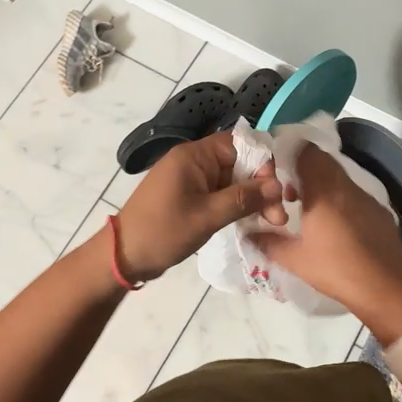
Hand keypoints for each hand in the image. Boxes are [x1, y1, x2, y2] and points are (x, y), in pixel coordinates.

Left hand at [114, 134, 286, 282]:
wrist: (122, 256)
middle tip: (279, 216)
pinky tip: (252, 222)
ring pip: (232, 180)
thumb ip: (243, 199)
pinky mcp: (189, 196)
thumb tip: (277, 186)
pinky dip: (236, 205)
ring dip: (251, 199)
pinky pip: (220, 193)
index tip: (275, 192)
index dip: (262, 165)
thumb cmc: (163, 232)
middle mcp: (193, 161)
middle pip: (239, 163)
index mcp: (194, 156)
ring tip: (271, 222)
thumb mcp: (207, 216)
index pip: (240, 145)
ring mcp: (190, 179)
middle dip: (261, 187)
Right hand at [248, 147, 401, 321]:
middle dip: (302, 170)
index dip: (289, 153)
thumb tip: (248, 233)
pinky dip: (338, 198)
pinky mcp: (378, 210)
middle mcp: (345, 186)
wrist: (386, 286)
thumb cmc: (337, 269)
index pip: (306, 152)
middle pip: (322, 161)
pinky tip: (333, 224)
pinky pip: (352, 193)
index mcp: (323, 191)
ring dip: (320, 184)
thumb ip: (268, 243)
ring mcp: (365, 196)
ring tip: (306, 209)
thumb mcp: (295, 260)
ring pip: (338, 177)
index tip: (275, 170)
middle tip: (288, 193)